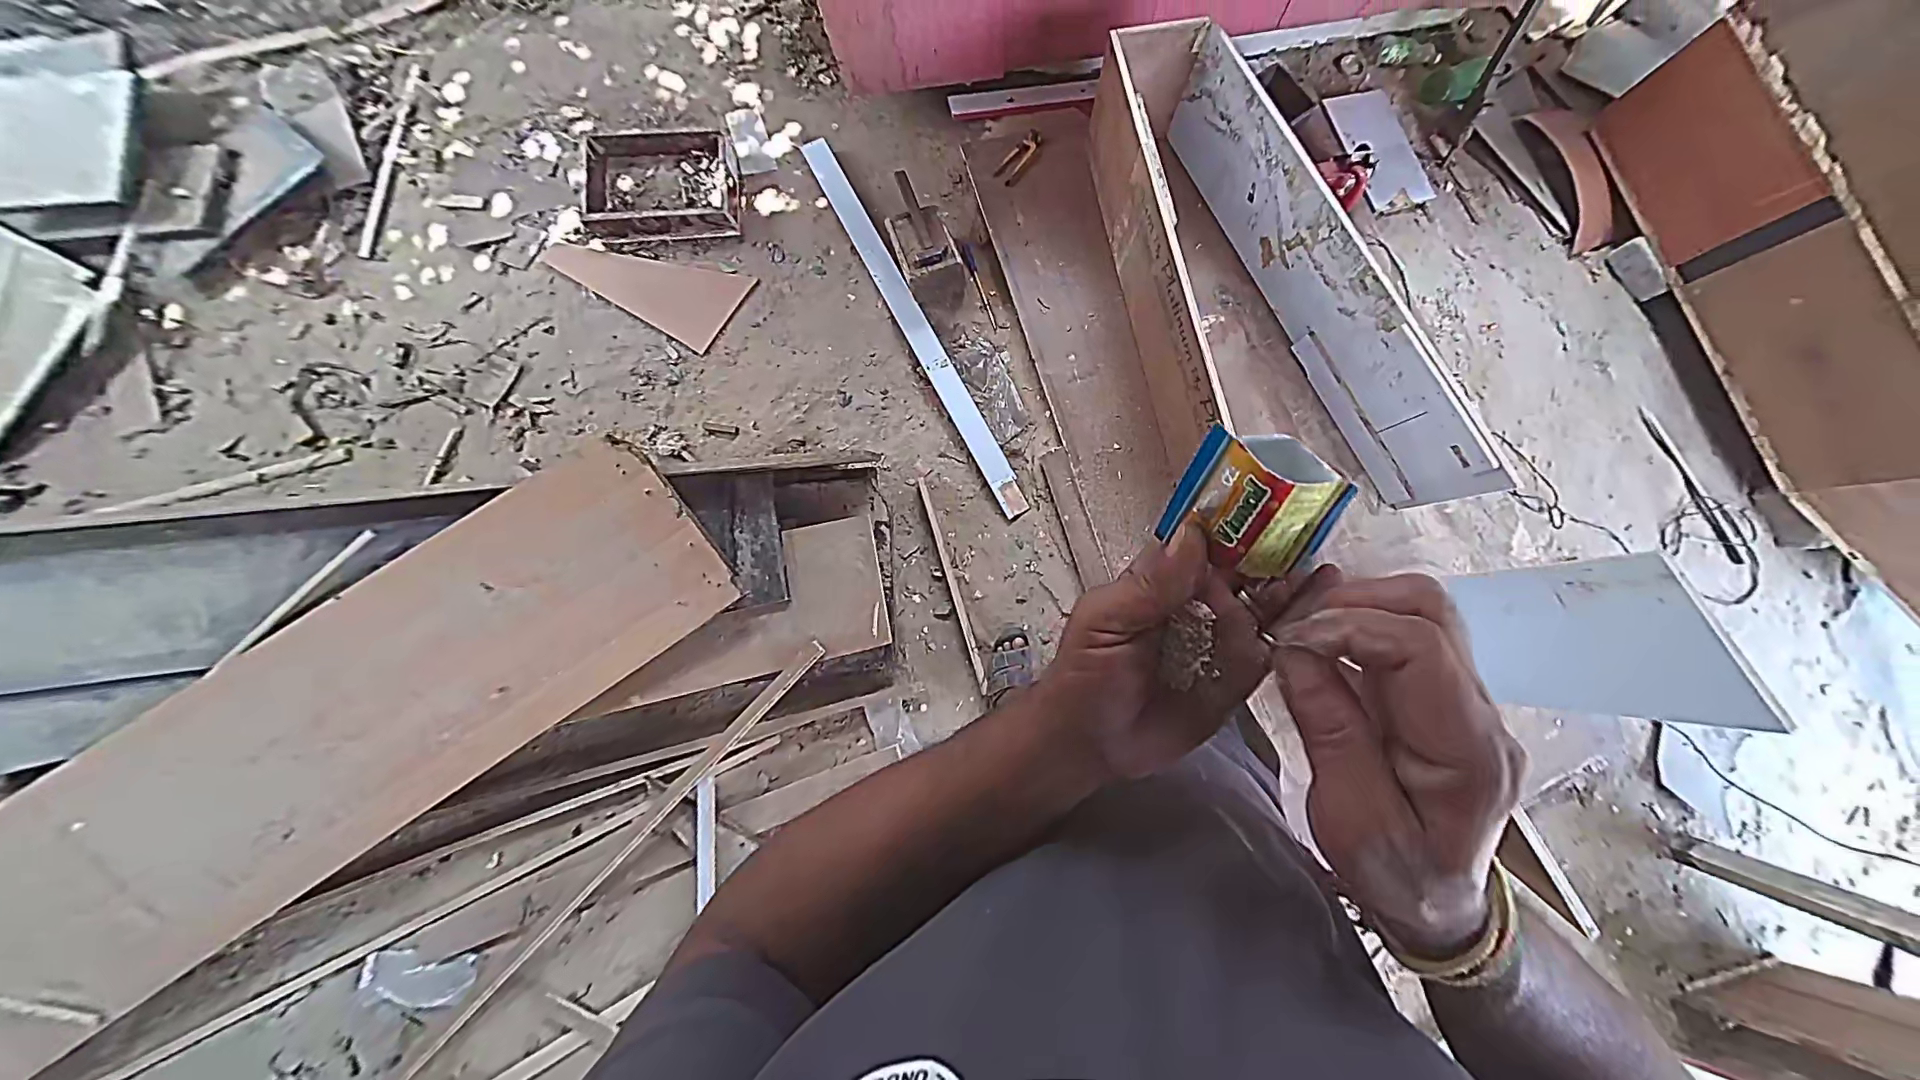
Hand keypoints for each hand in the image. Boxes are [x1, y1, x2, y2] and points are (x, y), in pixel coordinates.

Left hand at [1034, 520, 1328, 781]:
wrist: (1090, 743)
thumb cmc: (1083, 675)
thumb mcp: (1104, 622)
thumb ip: (1146, 585)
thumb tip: (1190, 537)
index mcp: (1159, 584)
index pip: (1201, 548)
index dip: (1233, 530)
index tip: (1269, 513)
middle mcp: (1193, 608)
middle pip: (1240, 576)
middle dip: (1272, 559)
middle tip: (1308, 544)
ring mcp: (1215, 644)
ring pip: (1260, 612)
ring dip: (1288, 595)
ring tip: (1322, 579)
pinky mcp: (1232, 682)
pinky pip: (1265, 656)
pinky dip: (1287, 641)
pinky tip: (1311, 625)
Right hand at [1269, 573, 1526, 957]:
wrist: (1437, 905)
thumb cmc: (1393, 873)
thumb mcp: (1347, 816)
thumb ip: (1329, 729)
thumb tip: (1294, 650)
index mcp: (1468, 749)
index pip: (1420, 646)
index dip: (1346, 627)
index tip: (1287, 640)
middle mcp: (1480, 711)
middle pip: (1430, 609)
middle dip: (1350, 602)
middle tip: (1292, 627)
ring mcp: (1465, 698)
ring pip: (1419, 610)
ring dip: (1351, 607)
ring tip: (1300, 633)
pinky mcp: (1438, 693)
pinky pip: (1401, 633)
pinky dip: (1353, 624)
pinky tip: (1317, 645)